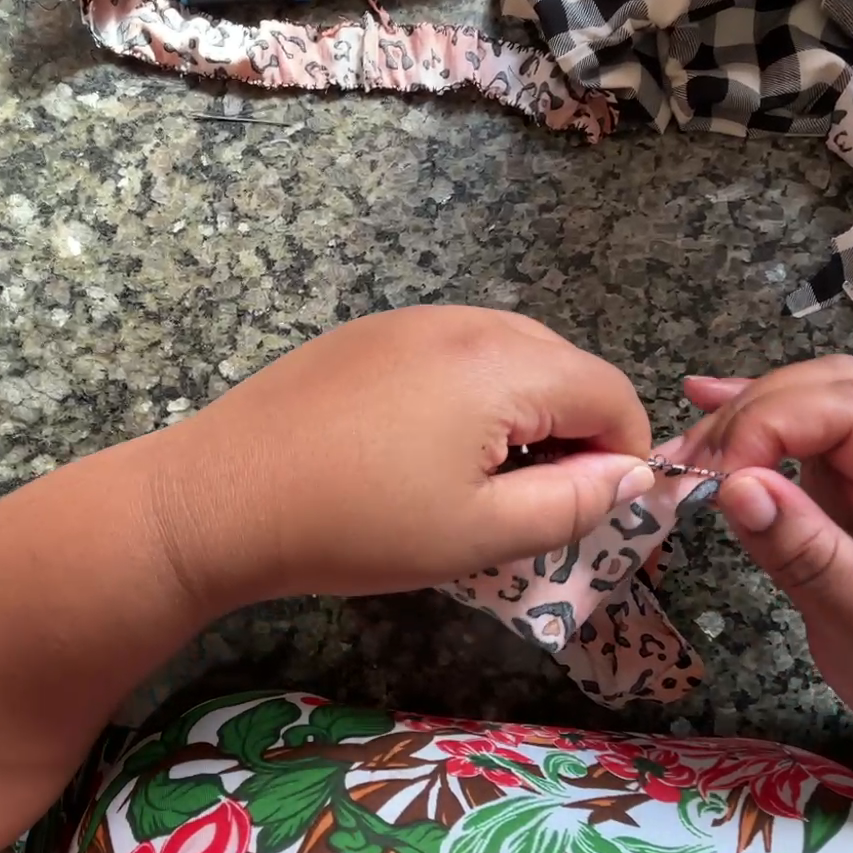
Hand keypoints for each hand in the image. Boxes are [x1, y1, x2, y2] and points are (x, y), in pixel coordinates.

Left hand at [146, 306, 655, 603]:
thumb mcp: (479, 533)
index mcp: (500, 362)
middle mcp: (460, 321)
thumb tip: (632, 475)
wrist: (220, 497)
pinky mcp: (367, 334)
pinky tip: (421, 443)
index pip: (609, 391)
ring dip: (520, 411)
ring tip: (477, 475)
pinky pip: (451, 352)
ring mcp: (407, 319)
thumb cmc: (355, 526)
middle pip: (561, 365)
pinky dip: (468, 393)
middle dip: (572, 430)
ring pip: (506, 355)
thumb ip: (574, 503)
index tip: (592, 508)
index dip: (623, 454)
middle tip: (531, 498)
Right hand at [680, 357, 852, 778]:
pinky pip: (811, 423)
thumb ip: (811, 559)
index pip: (852, 409)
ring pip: (817, 394)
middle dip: (747, 414)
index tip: (710, 478)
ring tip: (685, 453)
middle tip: (687, 470)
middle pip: (832, 387)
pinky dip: (756, 411)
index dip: (769, 423)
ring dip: (744, 412)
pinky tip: (709, 400)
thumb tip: (734, 485)